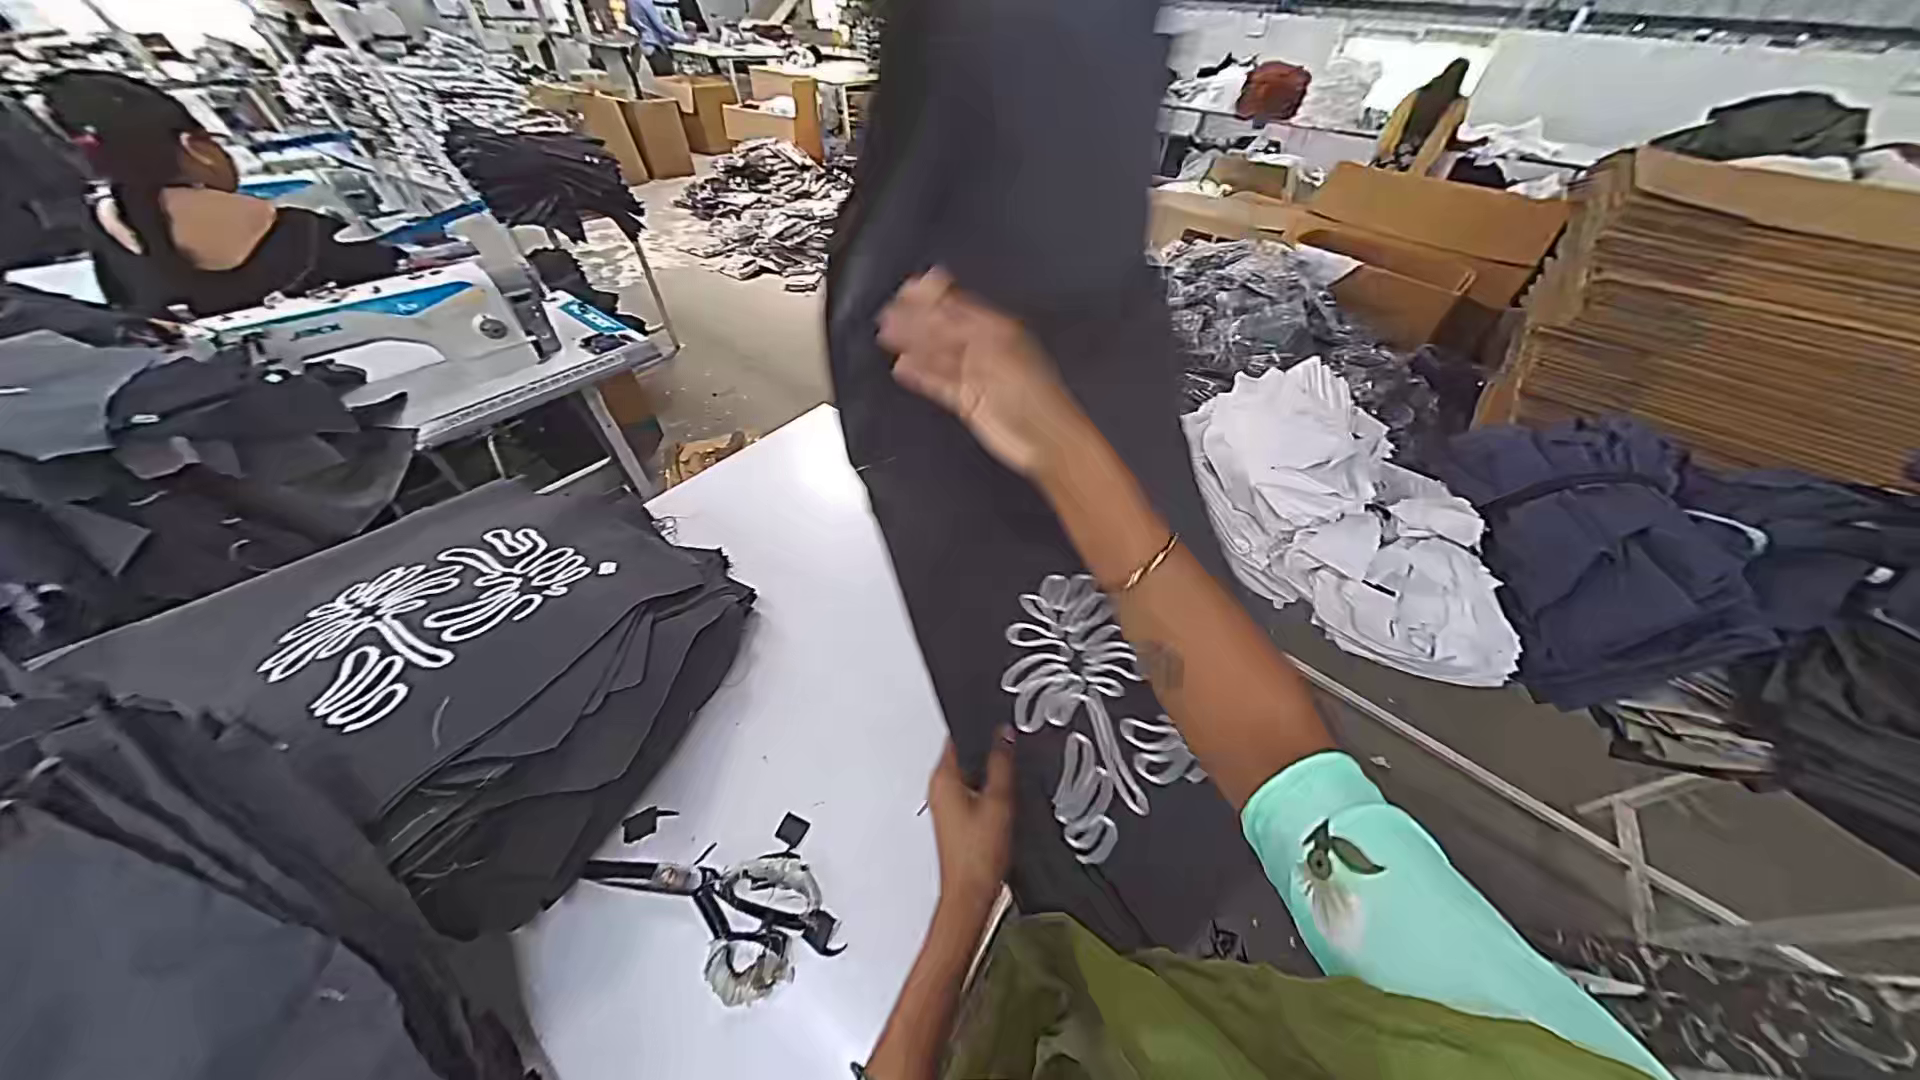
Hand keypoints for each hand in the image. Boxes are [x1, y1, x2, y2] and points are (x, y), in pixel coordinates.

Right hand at [878, 270, 1094, 478]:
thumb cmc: (1035, 397)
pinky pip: (938, 383)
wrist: (1044, 440)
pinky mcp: (968, 401)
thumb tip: (938, 304)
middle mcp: (986, 350)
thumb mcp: (997, 351)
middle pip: (943, 329)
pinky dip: (920, 375)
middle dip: (916, 319)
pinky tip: (903, 368)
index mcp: (998, 330)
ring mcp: (975, 376)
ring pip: (937, 356)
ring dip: (912, 344)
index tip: (910, 287)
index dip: (934, 296)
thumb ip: (965, 329)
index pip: (958, 306)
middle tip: (889, 311)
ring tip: (887, 334)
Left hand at [926, 729, 1014, 913]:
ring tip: (1008, 780)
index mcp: (942, 777)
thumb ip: (1002, 762)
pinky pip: (972, 792)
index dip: (979, 727)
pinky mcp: (955, 818)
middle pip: (965, 754)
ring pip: (970, 774)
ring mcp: (945, 804)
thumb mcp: (999, 801)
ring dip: (988, 773)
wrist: (971, 894)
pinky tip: (1002, 803)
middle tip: (1009, 750)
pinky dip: (987, 792)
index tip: (997, 724)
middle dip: (987, 751)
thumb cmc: (977, 855)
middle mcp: (939, 788)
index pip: (957, 735)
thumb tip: (1004, 735)